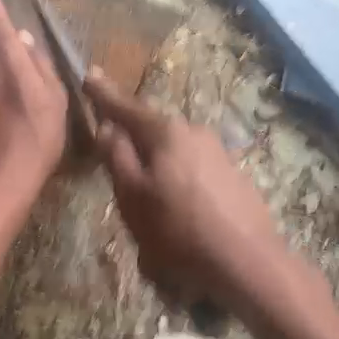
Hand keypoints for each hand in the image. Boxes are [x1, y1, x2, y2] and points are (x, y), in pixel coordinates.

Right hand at [87, 73, 291, 313]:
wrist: (250, 263)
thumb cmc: (180, 229)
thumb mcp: (132, 196)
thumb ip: (116, 157)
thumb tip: (106, 127)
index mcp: (165, 131)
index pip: (126, 107)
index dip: (103, 95)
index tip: (88, 75)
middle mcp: (193, 130)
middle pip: (152, 131)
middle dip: (134, 144)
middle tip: (117, 169)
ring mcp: (218, 152)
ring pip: (174, 153)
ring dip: (159, 169)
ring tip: (151, 207)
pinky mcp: (234, 176)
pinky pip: (194, 170)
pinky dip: (180, 184)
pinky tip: (182, 215)